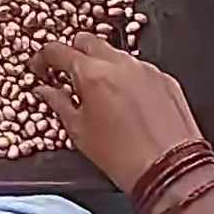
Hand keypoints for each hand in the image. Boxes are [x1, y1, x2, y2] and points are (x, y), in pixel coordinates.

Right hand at [33, 33, 203, 190]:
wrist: (173, 172)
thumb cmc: (122, 155)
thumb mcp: (78, 130)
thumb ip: (58, 103)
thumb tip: (45, 91)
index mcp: (91, 73)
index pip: (57, 50)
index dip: (43, 58)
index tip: (40, 68)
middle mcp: (119, 64)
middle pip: (86, 41)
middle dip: (73, 54)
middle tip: (67, 75)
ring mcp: (146, 69)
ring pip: (113, 53)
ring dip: (100, 65)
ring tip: (97, 91)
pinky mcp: (166, 80)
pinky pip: (138, 68)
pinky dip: (125, 77)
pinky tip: (124, 101)